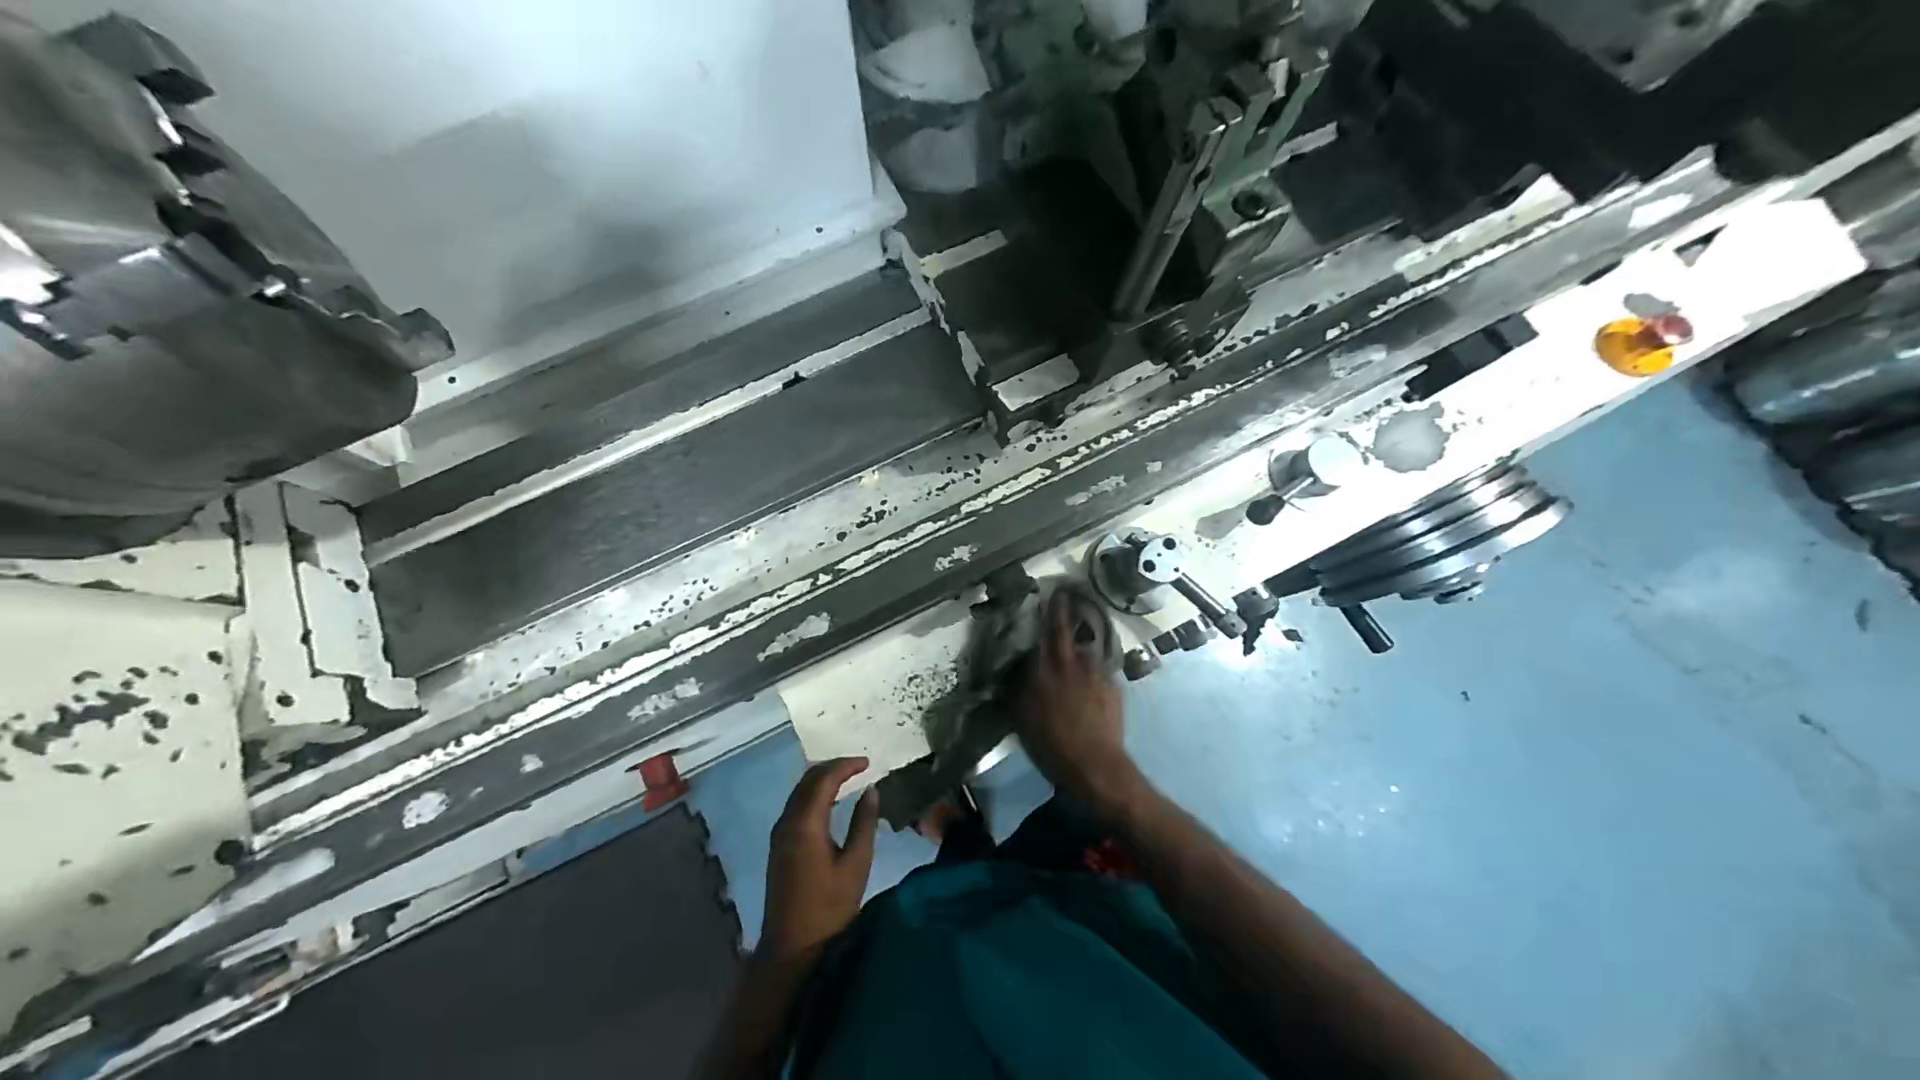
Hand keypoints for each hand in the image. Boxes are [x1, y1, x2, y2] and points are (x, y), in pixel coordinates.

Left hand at [760, 757, 879, 959]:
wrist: (792, 948)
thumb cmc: (829, 907)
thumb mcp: (856, 864)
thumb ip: (864, 823)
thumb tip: (871, 790)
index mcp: (805, 824)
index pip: (824, 779)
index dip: (846, 765)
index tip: (869, 763)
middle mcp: (787, 822)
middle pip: (807, 780)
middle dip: (833, 768)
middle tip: (860, 767)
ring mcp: (779, 834)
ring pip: (799, 792)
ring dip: (823, 781)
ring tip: (850, 779)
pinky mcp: (779, 846)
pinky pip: (796, 806)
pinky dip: (814, 796)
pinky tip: (832, 803)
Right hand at [1016, 594, 1147, 820]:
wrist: (1095, 763)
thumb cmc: (1052, 743)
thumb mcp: (1023, 716)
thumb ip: (1021, 687)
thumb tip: (1019, 667)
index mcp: (1045, 670)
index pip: (1044, 633)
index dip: (1046, 613)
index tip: (1046, 594)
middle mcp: (1071, 664)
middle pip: (1066, 630)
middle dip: (1064, 610)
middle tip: (1064, 594)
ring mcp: (1096, 672)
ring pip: (1086, 647)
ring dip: (1081, 639)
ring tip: (1079, 634)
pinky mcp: (1113, 685)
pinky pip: (1100, 665)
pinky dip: (1094, 662)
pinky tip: (1092, 668)